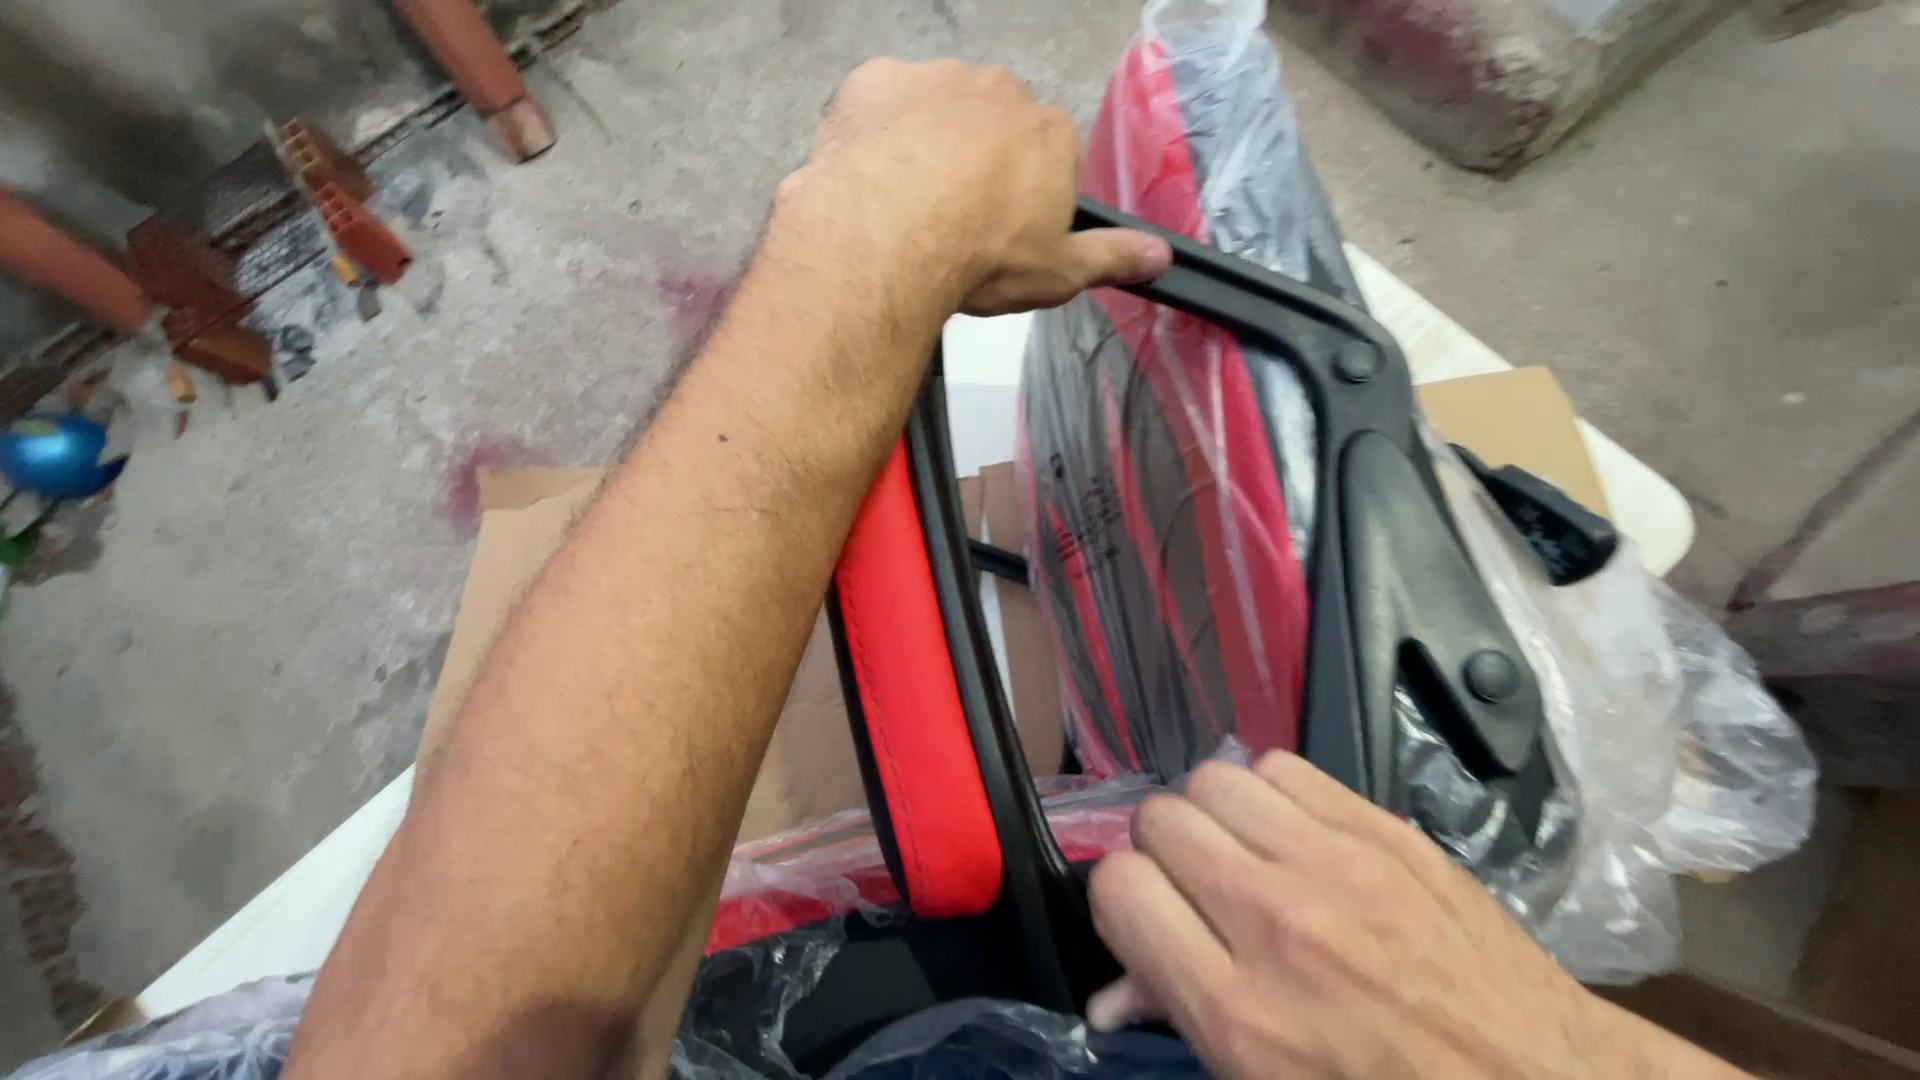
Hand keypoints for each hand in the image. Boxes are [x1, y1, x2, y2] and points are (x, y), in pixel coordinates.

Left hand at [771, 58, 1169, 317]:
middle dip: (982, 169)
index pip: (1052, 159)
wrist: (887, 239)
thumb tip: (1159, 256)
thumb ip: (1112, 258)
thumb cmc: (978, 256)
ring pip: (939, 113)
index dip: (1030, 199)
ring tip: (912, 207)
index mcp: (1048, 134)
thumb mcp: (1059, 273)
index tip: (1008, 234)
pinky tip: (876, 177)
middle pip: (996, 130)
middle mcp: (999, 92)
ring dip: (931, 149)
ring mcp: (935, 80)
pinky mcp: (877, 82)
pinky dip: (881, 134)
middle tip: (958, 224)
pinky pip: (885, 104)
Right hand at [1086, 752, 1671, 1078]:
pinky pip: (1279, 766)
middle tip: (1198, 882)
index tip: (1151, 914)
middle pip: (1159, 820)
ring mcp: (1336, 866)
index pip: (1118, 887)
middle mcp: (1275, 923)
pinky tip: (1293, 832)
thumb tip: (1107, 993)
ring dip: (1213, 814)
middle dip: (1164, 849)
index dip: (1123, 897)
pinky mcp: (1384, 829)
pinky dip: (1270, 794)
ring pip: (1212, 780)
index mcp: (1237, 1011)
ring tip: (1244, 850)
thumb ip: (1179, 1020)